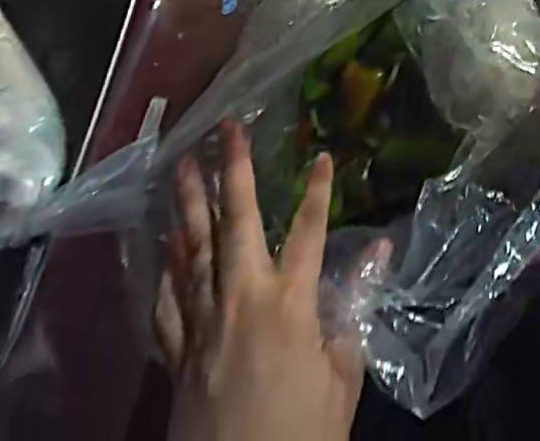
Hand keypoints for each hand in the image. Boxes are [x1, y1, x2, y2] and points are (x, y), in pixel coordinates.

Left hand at [155, 121, 371, 440]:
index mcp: (290, 303)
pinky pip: (167, 299)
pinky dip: (165, 267)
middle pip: (238, 221)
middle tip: (226, 128)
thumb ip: (354, 311)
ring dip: (189, 203)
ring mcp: (203, 323)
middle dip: (234, 170)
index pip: (310, 230)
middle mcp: (243, 298)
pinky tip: (163, 242)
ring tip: (184, 164)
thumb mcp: (343, 377)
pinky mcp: (177, 352)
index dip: (319, 190)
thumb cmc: (301, 434)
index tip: (323, 155)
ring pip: (193, 249)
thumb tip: (376, 257)